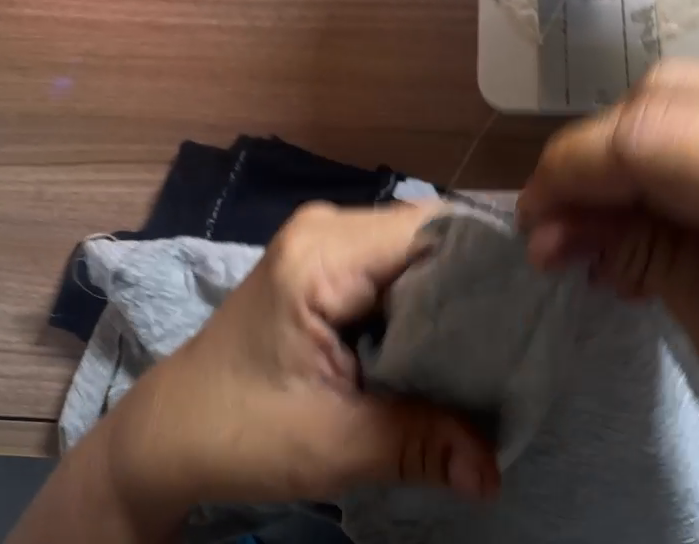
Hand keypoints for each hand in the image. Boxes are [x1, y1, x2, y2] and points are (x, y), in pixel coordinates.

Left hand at [37, 203, 498, 541]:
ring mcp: (324, 239)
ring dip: (452, 292)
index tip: (530, 312)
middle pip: (429, 234)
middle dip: (475, 284)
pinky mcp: (325, 261)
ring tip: (494, 338)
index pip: (432, 233)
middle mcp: (327, 227)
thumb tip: (495, 471)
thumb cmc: (238, 433)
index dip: (485, 268)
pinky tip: (448, 336)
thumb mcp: (333, 445)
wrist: (167, 434)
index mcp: (324, 253)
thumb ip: (420, 443)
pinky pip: (395, 262)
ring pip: (417, 247)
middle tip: (521, 334)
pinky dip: (425, 296)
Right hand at [516, 60, 698, 543]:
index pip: (659, 136)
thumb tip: (555, 222)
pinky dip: (683, 148)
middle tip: (565, 235)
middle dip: (601, 160)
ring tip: (611, 228)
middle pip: (672, 94)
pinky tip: (668, 205)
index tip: (533, 224)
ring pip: (697, 89)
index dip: (575, 171)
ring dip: (637, 153)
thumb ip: (647, 257)